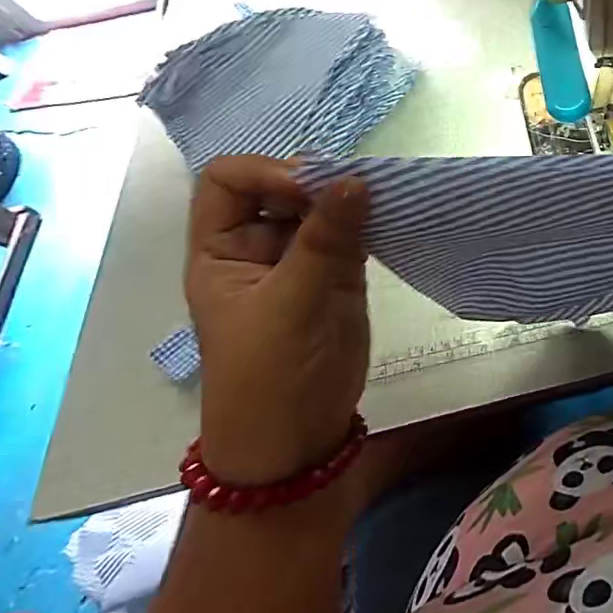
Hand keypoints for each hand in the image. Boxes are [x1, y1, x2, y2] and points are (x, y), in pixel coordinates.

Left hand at [184, 156, 369, 484]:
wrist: (296, 439)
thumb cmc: (270, 376)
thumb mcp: (291, 304)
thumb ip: (324, 240)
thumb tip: (356, 179)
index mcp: (222, 250)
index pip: (227, 182)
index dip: (264, 173)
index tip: (310, 189)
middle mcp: (258, 246)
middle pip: (280, 187)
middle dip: (315, 180)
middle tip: (357, 187)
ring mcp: (300, 260)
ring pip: (321, 207)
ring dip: (348, 197)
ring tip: (381, 196)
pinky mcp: (337, 274)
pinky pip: (352, 232)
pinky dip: (370, 220)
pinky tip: (389, 216)